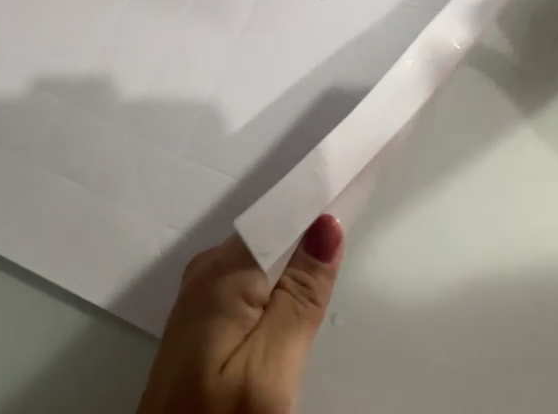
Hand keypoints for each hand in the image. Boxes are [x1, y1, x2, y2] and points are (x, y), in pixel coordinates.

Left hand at [137, 216, 343, 413]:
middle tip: (352, 238)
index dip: (317, 206)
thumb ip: (300, 297)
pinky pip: (250, 283)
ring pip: (263, 261)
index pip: (280, 217)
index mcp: (222, 272)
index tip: (355, 190)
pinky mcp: (205, 320)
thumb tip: (326, 224)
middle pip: (273, 236)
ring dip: (295, 264)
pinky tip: (295, 300)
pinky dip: (277, 286)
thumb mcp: (270, 368)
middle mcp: (207, 271)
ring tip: (332, 267)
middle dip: (309, 239)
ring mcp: (202, 295)